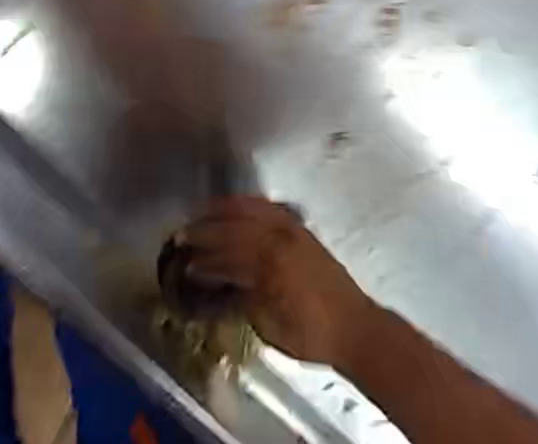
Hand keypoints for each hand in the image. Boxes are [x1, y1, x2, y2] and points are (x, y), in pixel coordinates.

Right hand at [181, 197, 381, 367]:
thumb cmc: (311, 335)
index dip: (204, 260)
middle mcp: (278, 240)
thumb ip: (243, 299)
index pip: (227, 257)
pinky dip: (247, 203)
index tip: (186, 263)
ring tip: (201, 212)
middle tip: (183, 235)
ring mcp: (290, 230)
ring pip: (248, 211)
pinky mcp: (300, 228)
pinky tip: (234, 205)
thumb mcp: (269, 326)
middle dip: (205, 231)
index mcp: (269, 266)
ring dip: (222, 211)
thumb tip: (219, 286)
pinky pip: (267, 207)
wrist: (354, 327)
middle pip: (233, 229)